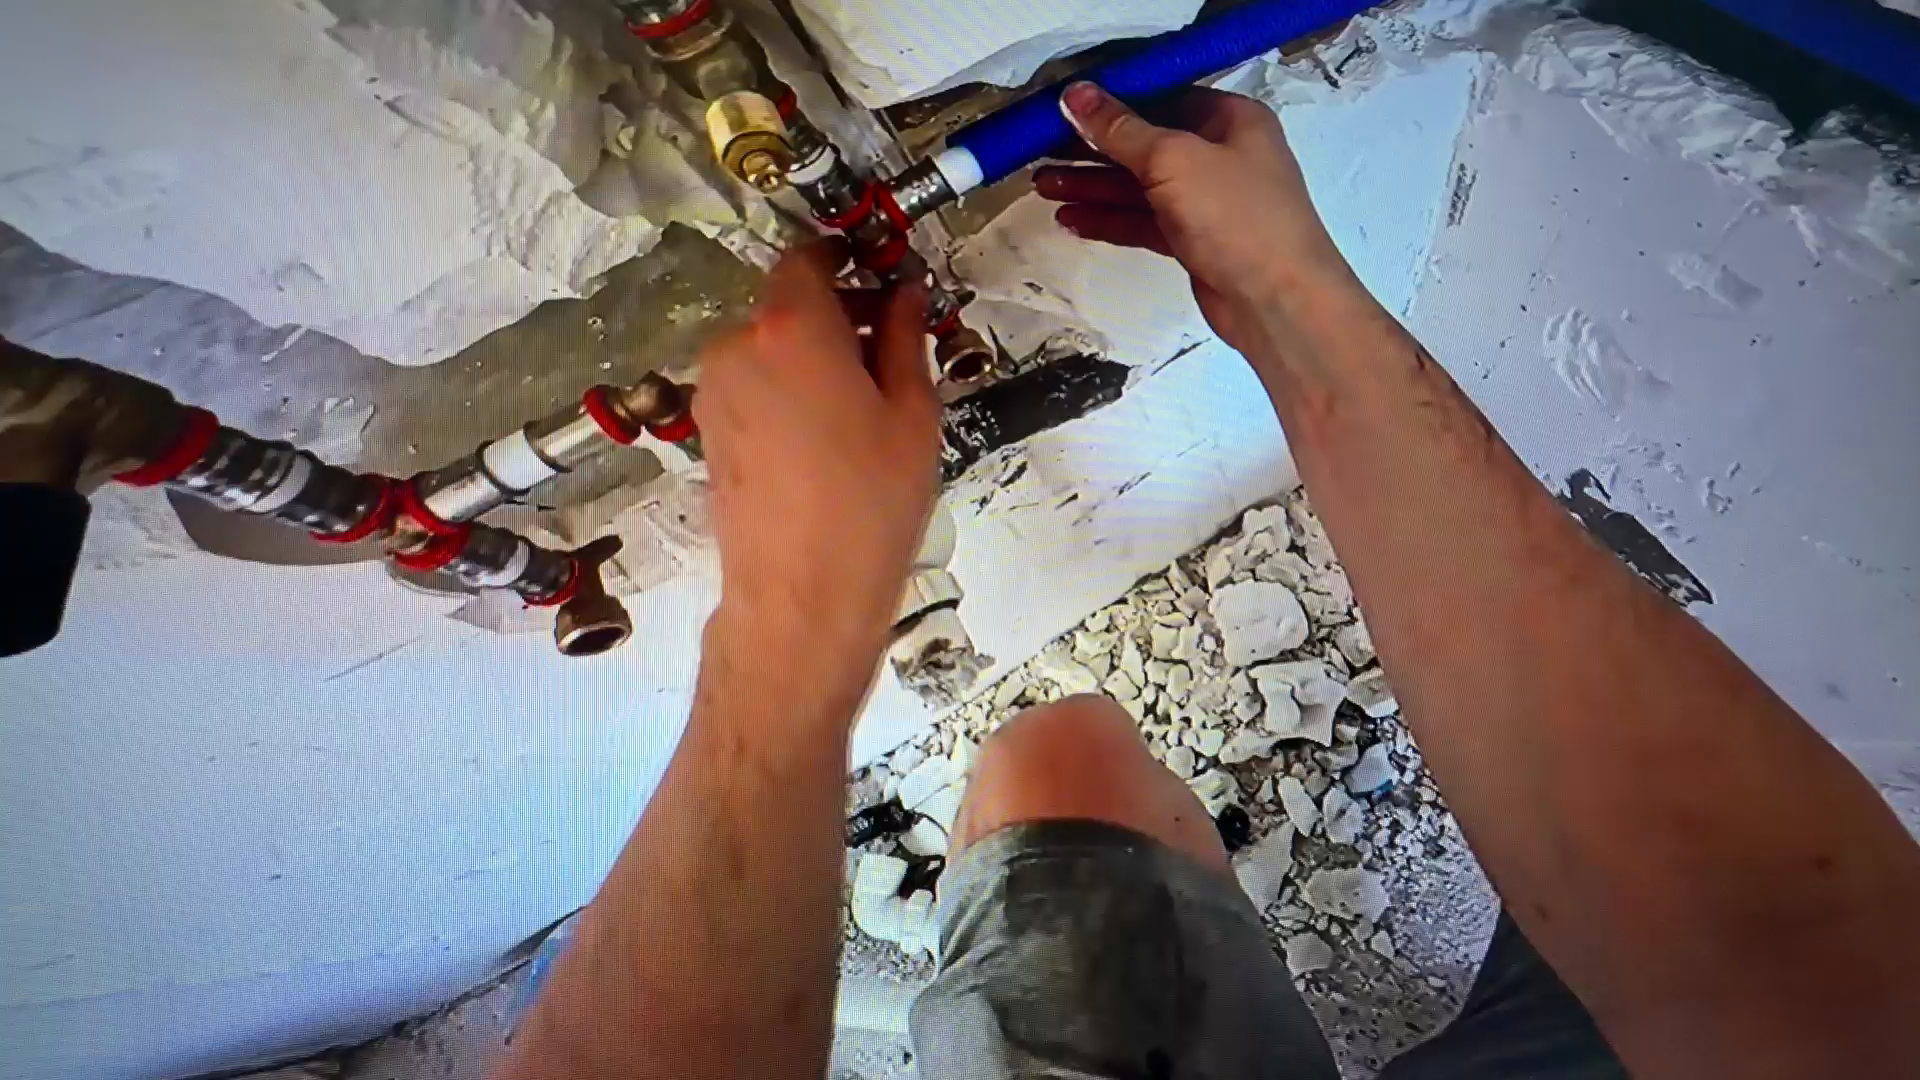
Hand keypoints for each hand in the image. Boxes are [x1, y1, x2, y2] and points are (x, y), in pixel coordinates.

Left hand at [692, 242, 940, 694]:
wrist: (802, 594)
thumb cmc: (872, 502)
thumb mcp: (913, 415)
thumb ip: (905, 338)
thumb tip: (904, 292)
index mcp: (791, 326)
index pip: (809, 257)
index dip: (846, 262)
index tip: (880, 284)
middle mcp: (736, 345)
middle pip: (786, 306)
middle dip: (835, 317)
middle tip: (886, 359)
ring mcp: (712, 391)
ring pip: (767, 349)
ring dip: (809, 359)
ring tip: (856, 414)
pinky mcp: (706, 432)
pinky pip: (751, 388)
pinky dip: (784, 393)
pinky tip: (820, 443)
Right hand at [1035, 83, 1358, 356]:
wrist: (1275, 299)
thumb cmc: (1235, 216)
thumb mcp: (1174, 161)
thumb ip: (1121, 131)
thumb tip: (1074, 96)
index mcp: (1228, 119)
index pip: (1160, 101)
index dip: (1111, 106)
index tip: (1062, 113)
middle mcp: (1218, 156)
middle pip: (1143, 148)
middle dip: (1091, 154)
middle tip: (1041, 157)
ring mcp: (1204, 203)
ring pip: (1138, 190)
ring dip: (1092, 189)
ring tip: (1043, 190)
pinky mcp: (1192, 243)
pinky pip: (1142, 223)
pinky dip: (1109, 221)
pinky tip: (1072, 222)